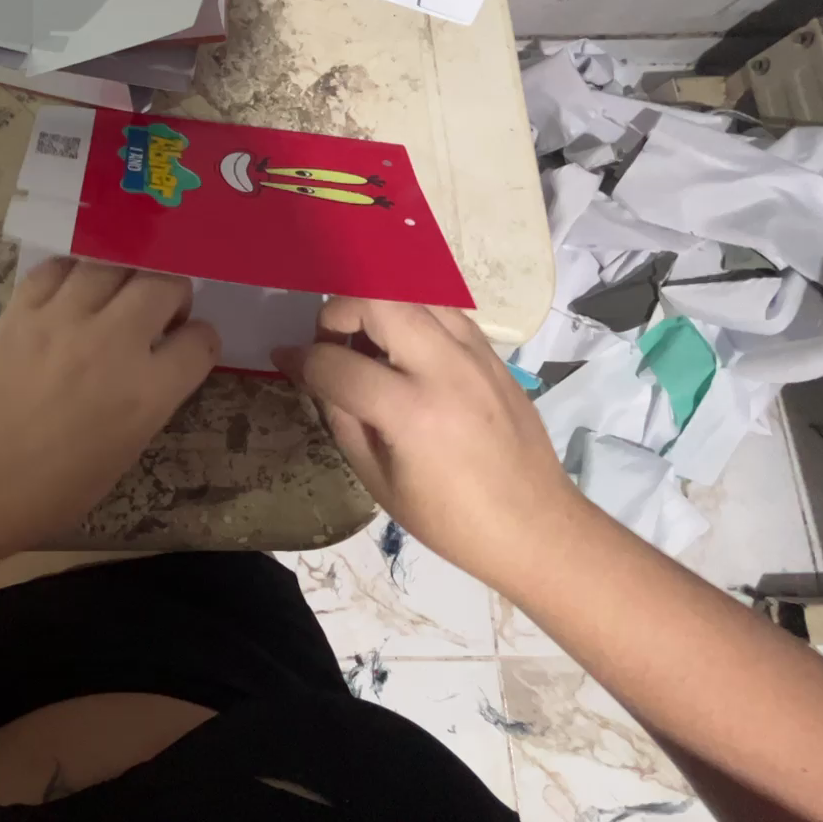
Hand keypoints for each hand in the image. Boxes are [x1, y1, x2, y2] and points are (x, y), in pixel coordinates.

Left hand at [0, 259, 220, 540]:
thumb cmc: (58, 487)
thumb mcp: (129, 447)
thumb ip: (153, 395)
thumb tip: (159, 358)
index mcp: (148, 392)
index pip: (201, 340)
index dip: (200, 340)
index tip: (187, 343)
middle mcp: (112, 344)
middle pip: (165, 283)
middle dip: (173, 293)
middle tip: (157, 310)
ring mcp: (63, 321)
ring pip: (112, 262)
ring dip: (125, 274)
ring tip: (115, 292)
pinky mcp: (21, 311)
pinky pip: (57, 267)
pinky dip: (72, 272)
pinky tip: (72, 290)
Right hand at [273, 299, 586, 586]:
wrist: (537, 527)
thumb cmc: (448, 518)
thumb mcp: (374, 475)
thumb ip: (338, 413)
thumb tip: (308, 370)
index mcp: (411, 412)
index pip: (335, 362)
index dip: (299, 359)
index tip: (285, 361)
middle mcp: (445, 370)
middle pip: (377, 301)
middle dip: (338, 312)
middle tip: (331, 342)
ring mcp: (476, 355)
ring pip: (412, 294)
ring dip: (377, 309)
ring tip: (369, 345)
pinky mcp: (493, 353)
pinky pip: (441, 310)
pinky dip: (411, 317)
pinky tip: (405, 351)